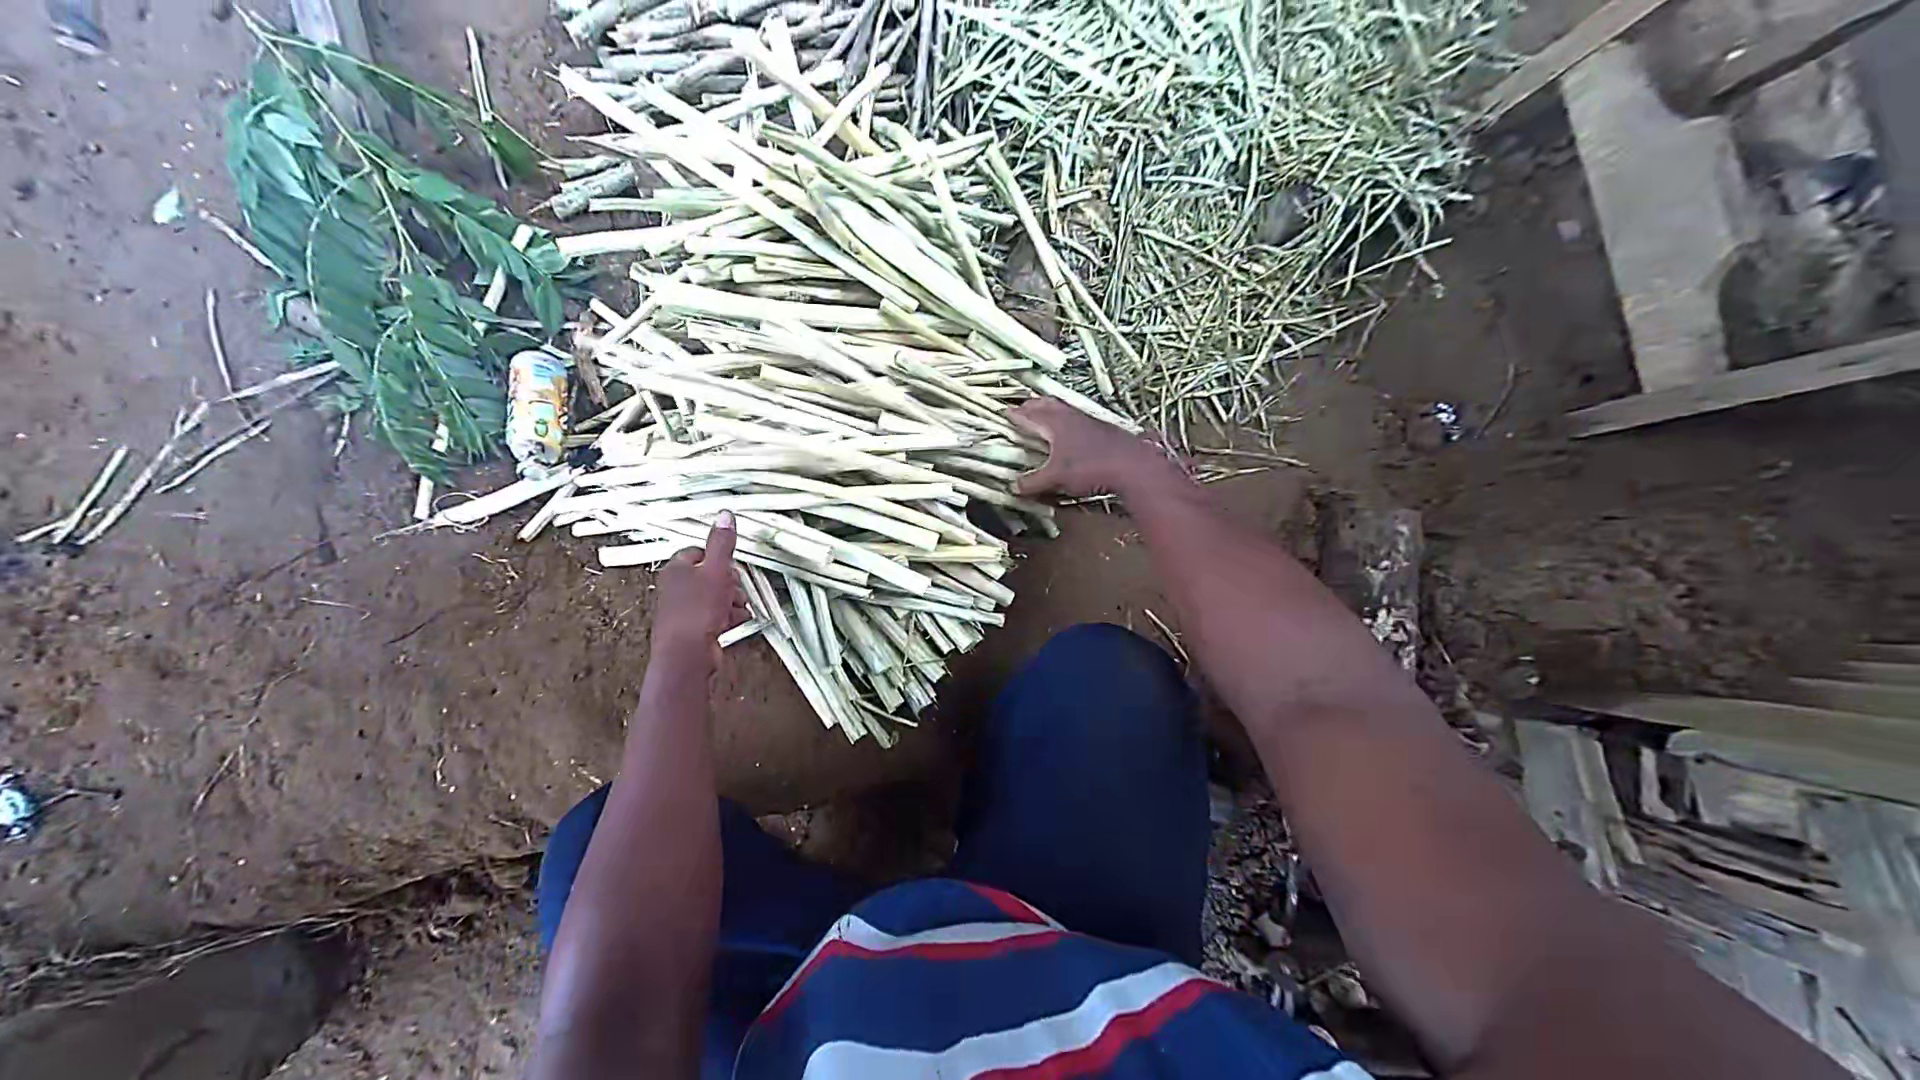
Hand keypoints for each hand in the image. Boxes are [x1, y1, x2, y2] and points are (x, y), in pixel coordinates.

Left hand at [650, 512, 741, 664]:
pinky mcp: (693, 629)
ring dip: (733, 601)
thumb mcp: (716, 570)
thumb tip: (725, 516)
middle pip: (710, 575)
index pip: (699, 552)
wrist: (686, 654)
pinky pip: (716, 616)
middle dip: (730, 582)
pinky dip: (729, 616)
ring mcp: (683, 610)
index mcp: (676, 569)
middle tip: (736, 589)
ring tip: (738, 608)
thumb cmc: (697, 611)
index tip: (730, 564)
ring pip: (716, 597)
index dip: (719, 558)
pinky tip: (737, 620)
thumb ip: (722, 543)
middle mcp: (676, 588)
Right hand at [1010, 397, 1184, 498]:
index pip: (1028, 414)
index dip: (1015, 414)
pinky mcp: (1102, 429)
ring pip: (1063, 408)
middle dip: (1032, 405)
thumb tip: (1013, 488)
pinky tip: (1070, 431)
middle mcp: (1070, 416)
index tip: (1005, 413)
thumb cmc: (1090, 467)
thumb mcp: (1056, 478)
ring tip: (1044, 414)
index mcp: (1054, 422)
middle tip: (1022, 408)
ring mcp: (1088, 420)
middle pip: (1046, 404)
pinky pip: (1076, 418)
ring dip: (1050, 409)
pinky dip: (1066, 419)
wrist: (1133, 465)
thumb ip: (1033, 482)